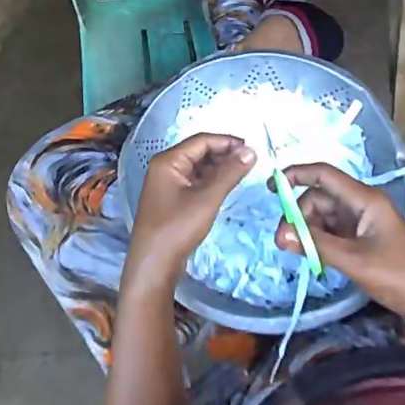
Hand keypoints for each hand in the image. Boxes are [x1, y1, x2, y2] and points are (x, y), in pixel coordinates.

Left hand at [125, 133, 254, 290]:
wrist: (154, 264)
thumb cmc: (178, 227)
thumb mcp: (207, 198)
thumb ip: (230, 173)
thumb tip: (250, 151)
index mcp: (168, 161)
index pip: (201, 141)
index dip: (227, 142)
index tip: (251, 149)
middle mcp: (164, 167)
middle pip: (198, 152)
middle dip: (224, 154)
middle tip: (249, 162)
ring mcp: (166, 184)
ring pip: (197, 167)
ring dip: (218, 168)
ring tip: (242, 173)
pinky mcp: (171, 199)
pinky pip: (194, 181)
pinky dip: (210, 181)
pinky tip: (225, 187)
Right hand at [274, 164, 404, 318]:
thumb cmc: (401, 277)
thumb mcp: (354, 261)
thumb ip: (316, 245)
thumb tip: (279, 234)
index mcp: (364, 199)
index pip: (323, 174)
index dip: (295, 174)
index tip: (270, 188)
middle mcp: (362, 204)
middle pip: (319, 197)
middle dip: (298, 214)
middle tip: (284, 242)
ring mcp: (363, 222)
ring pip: (324, 215)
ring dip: (308, 229)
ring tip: (299, 253)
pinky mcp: (364, 239)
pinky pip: (333, 231)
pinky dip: (320, 240)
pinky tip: (313, 257)